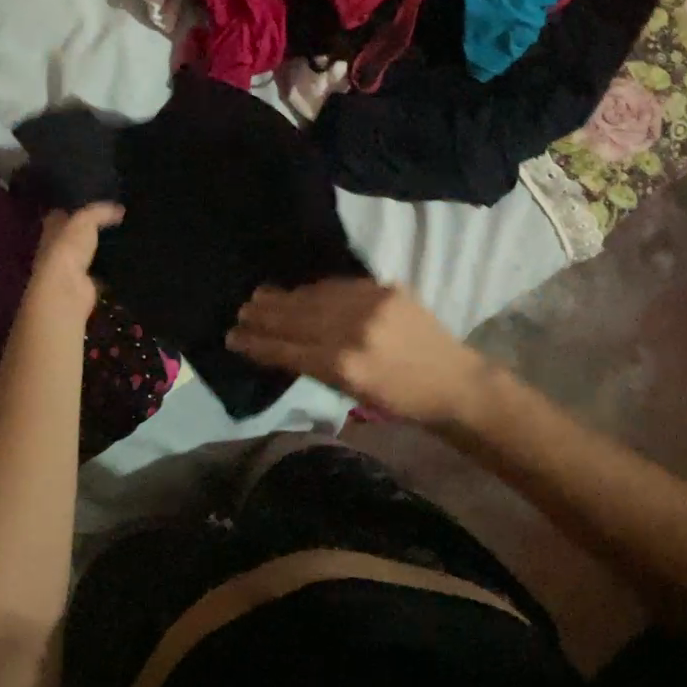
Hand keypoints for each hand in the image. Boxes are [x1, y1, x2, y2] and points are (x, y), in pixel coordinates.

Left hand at [25, 203, 123, 316]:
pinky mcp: (85, 286)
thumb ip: (100, 212)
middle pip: (75, 237)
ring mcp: (70, 269)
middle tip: (117, 222)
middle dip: (91, 231)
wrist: (66, 289)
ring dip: (102, 251)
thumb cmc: (68, 248)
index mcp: (52, 230)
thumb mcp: (84, 220)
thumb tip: (119, 209)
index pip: (60, 215)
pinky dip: (110, 272)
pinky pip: (100, 275)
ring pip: (88, 256)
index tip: (94, 204)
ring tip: (126, 241)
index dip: (74, 209)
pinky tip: (126, 264)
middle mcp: (57, 249)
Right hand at [227, 279, 489, 425]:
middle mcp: (352, 332)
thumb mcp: (352, 393)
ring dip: (282, 297)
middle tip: (240, 312)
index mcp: (343, 366)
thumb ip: (315, 367)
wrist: (453, 382)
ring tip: (259, 296)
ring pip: (313, 297)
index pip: (287, 349)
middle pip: (295, 318)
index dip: (257, 343)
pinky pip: (339, 286)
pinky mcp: (385, 289)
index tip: (232, 337)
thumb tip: (279, 345)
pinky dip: (314, 289)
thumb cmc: (400, 400)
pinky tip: (298, 290)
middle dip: (263, 315)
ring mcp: (370, 306)